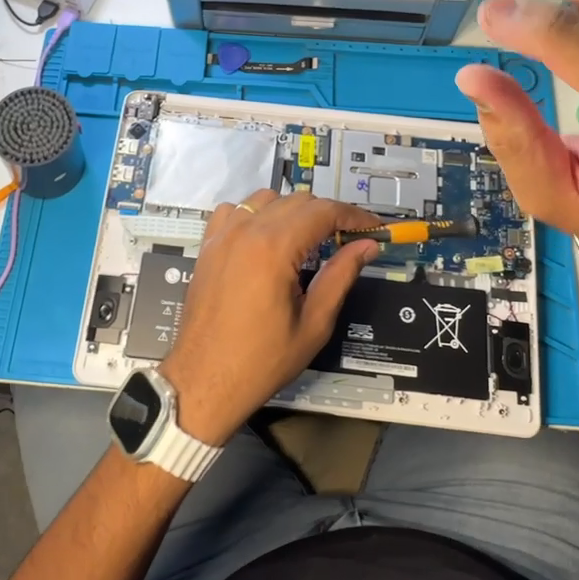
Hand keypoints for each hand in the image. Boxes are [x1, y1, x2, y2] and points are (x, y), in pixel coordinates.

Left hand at [158, 191, 380, 444]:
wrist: (204, 380)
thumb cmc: (262, 360)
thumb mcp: (314, 323)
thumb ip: (341, 276)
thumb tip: (367, 246)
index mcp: (274, 247)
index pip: (324, 212)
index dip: (354, 216)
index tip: (374, 229)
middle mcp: (247, 230)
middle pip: (298, 201)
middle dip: (328, 215)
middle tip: (347, 242)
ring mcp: (223, 235)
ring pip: (266, 199)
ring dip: (292, 211)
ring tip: (307, 241)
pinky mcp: (207, 245)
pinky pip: (235, 211)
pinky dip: (255, 214)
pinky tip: (264, 239)